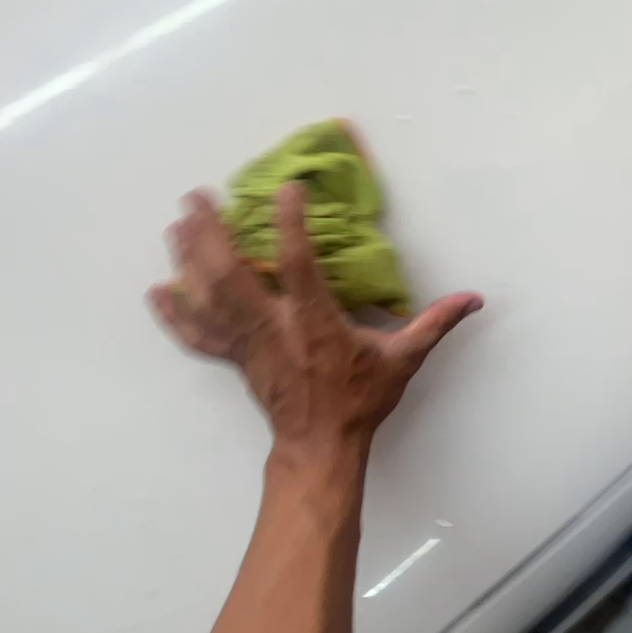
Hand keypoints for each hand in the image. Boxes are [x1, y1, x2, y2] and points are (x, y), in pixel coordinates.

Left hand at [148, 183, 481, 463]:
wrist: (320, 443)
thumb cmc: (361, 398)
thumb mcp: (405, 359)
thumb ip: (436, 323)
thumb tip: (474, 299)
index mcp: (316, 323)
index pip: (298, 265)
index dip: (289, 224)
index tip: (285, 189)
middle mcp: (274, 327)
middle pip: (230, 274)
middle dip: (209, 233)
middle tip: (198, 195)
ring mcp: (248, 343)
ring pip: (207, 296)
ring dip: (188, 257)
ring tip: (178, 221)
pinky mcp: (235, 357)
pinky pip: (196, 333)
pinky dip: (174, 312)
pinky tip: (158, 290)